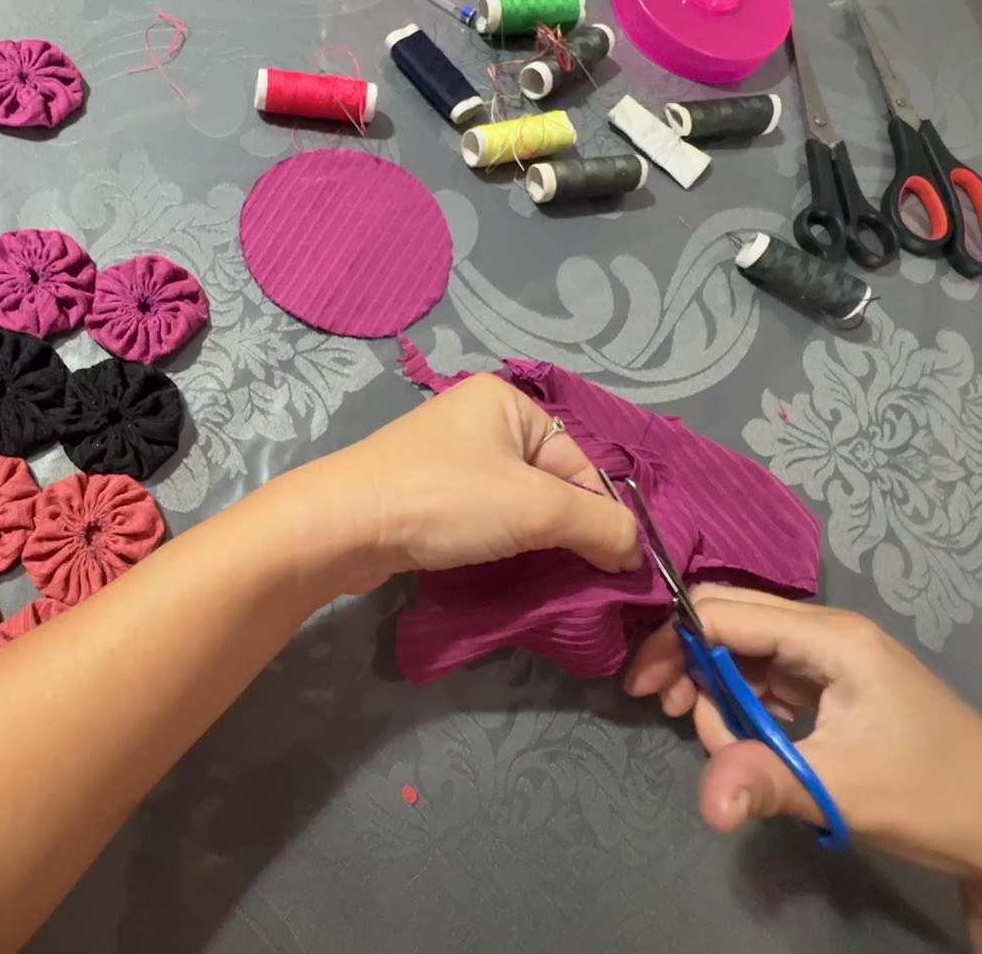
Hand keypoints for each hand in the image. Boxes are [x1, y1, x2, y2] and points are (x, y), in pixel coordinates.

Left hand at [287, 374, 641, 593]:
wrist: (345, 526)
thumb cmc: (445, 500)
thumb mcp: (536, 507)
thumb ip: (599, 525)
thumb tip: (637, 552)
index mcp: (506, 402)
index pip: (579, 462)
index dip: (598, 514)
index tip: (612, 565)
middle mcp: (476, 422)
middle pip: (548, 483)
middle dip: (564, 532)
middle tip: (581, 578)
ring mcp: (446, 459)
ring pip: (513, 506)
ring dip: (532, 544)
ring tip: (542, 579)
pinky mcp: (424, 495)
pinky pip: (480, 519)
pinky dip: (496, 545)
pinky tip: (500, 571)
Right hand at [622, 585, 981, 878]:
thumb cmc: (937, 799)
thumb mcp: (843, 789)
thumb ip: (764, 782)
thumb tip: (704, 804)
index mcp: (832, 638)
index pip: (724, 613)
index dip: (674, 643)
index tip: (642, 688)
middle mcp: (827, 630)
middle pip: (728, 617)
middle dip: (686, 659)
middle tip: (664, 706)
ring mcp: (832, 653)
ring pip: (742, 644)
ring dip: (713, 683)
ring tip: (714, 736)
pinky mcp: (833, 679)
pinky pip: (765, 670)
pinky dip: (740, 697)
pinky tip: (743, 733)